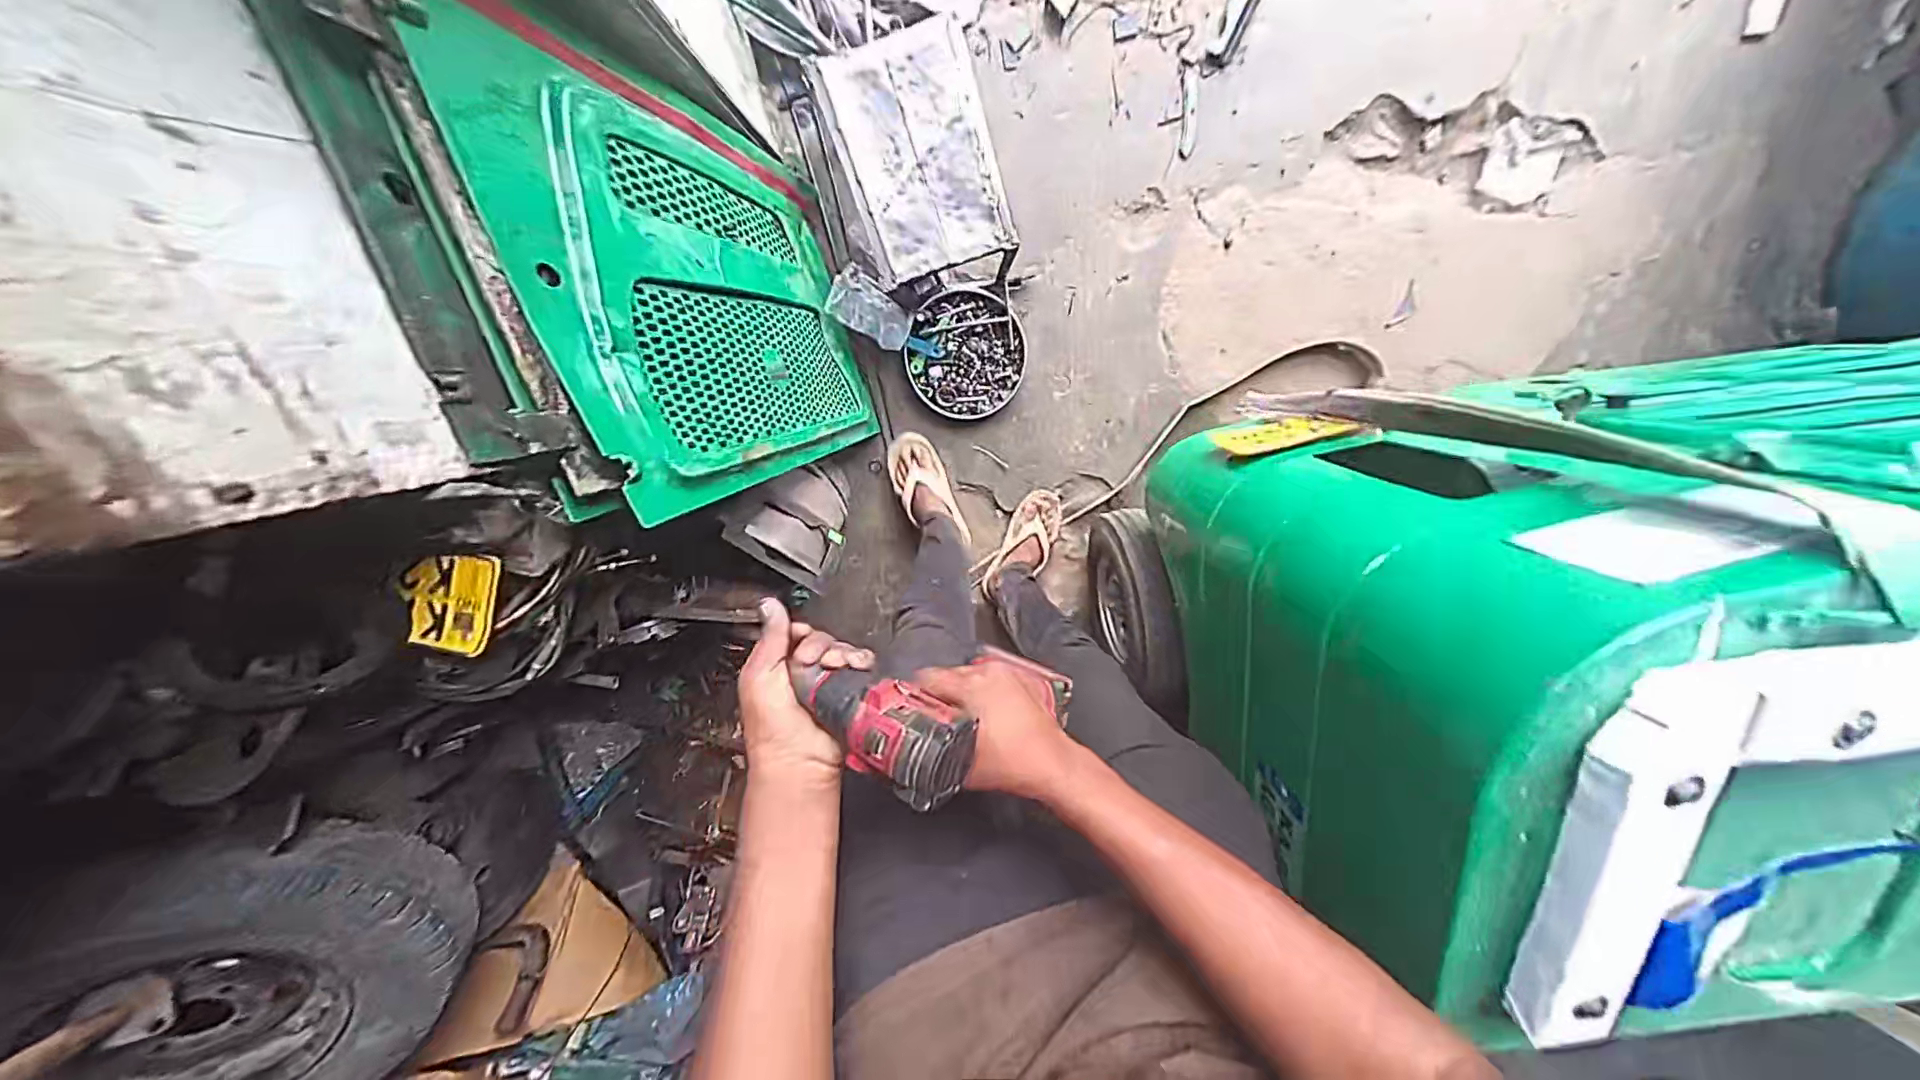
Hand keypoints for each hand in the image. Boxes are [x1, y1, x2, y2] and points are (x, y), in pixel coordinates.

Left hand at [738, 598, 874, 788]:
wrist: (800, 760)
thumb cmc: (772, 729)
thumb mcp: (760, 675)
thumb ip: (769, 638)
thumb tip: (769, 605)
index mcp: (778, 665)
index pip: (796, 631)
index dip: (800, 633)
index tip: (799, 646)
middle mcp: (805, 671)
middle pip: (822, 638)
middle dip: (820, 645)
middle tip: (812, 662)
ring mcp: (829, 681)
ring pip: (843, 649)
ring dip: (841, 653)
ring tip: (834, 668)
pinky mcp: (850, 691)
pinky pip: (861, 664)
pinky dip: (860, 660)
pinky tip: (853, 667)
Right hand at [913, 662, 1083, 802]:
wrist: (1053, 765)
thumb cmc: (1016, 763)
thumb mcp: (962, 760)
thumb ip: (934, 747)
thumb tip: (915, 745)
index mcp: (972, 686)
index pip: (928, 678)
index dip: (914, 692)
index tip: (910, 703)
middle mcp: (990, 673)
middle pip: (949, 674)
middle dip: (939, 694)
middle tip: (935, 715)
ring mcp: (1009, 674)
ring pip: (971, 675)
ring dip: (961, 692)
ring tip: (961, 715)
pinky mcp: (1022, 681)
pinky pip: (991, 679)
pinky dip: (983, 691)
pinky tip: (984, 711)